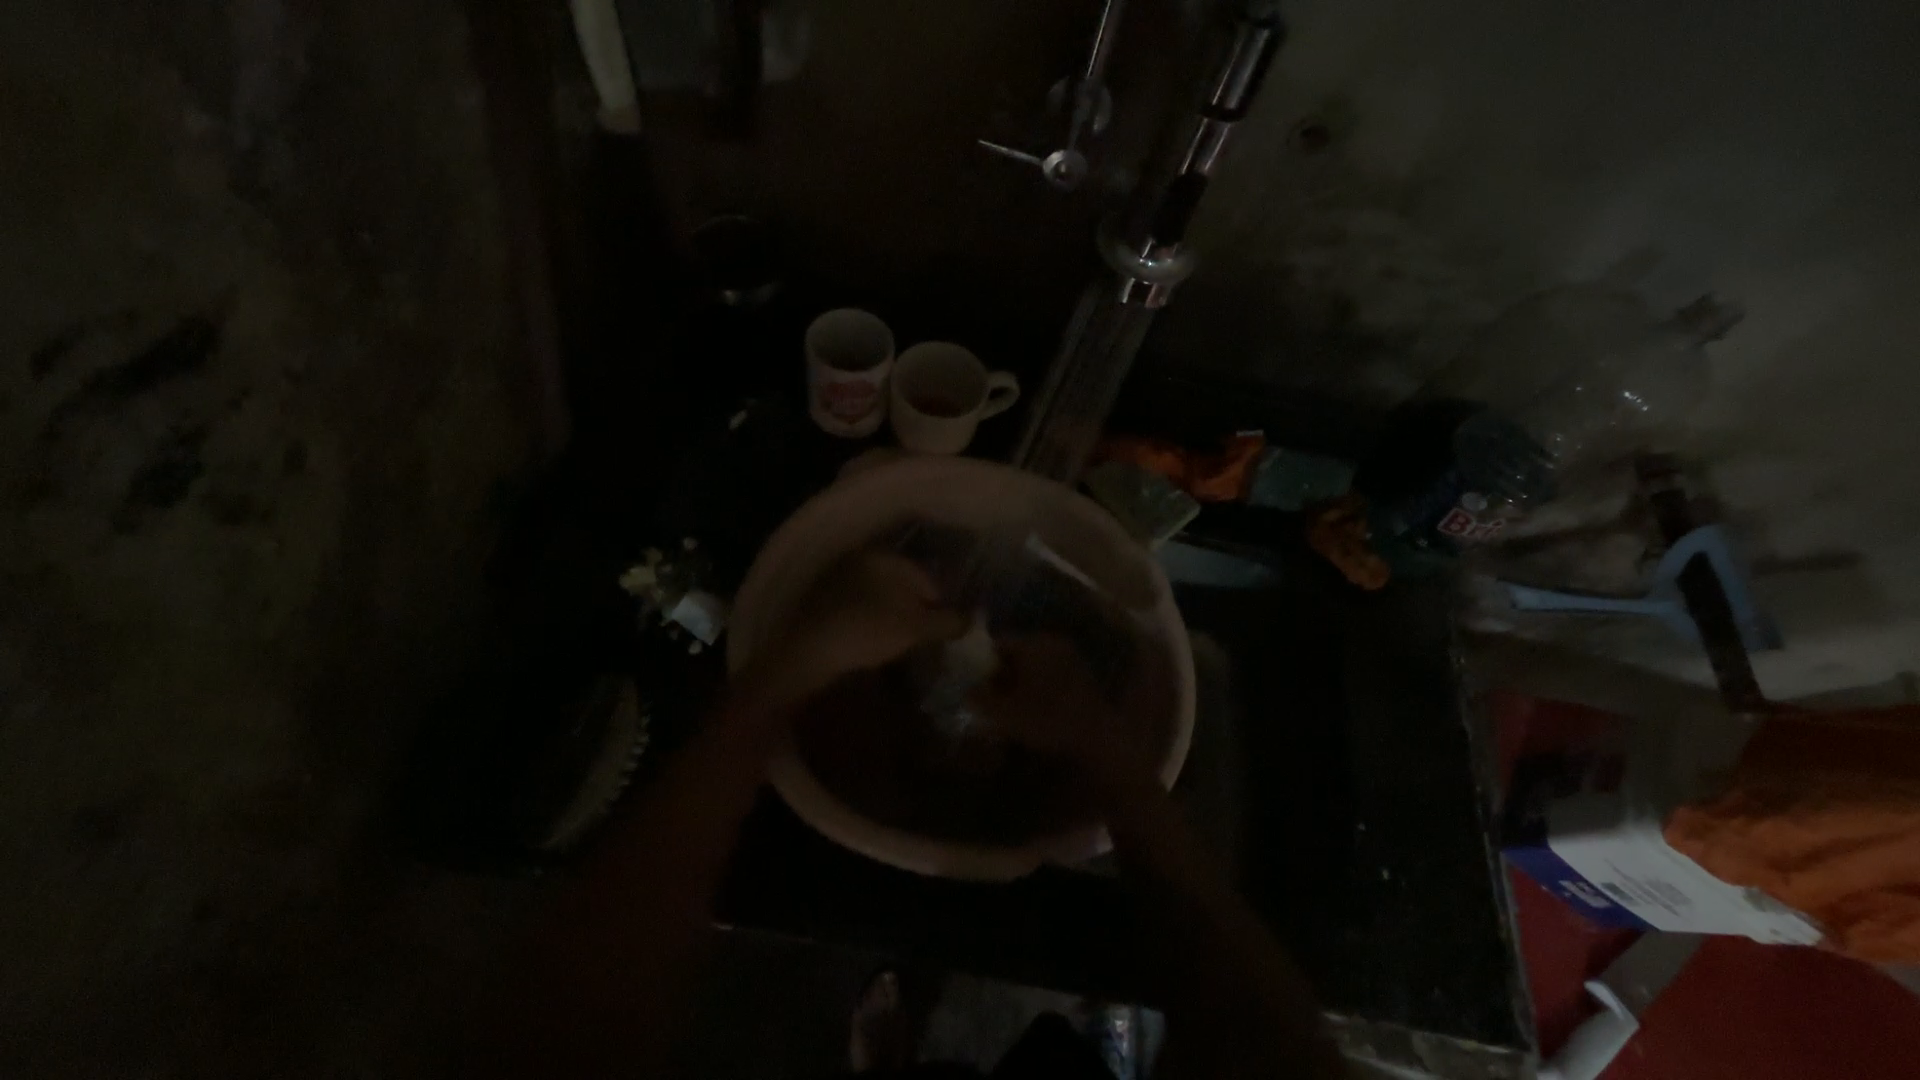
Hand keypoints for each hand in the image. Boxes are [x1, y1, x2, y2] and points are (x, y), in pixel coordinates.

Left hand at [744, 550, 967, 708]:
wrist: (808, 653)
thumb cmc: (869, 631)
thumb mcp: (916, 628)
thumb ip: (947, 621)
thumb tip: (970, 620)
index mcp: (884, 557)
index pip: (925, 577)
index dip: (940, 604)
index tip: (944, 631)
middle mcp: (858, 559)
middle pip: (900, 585)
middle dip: (914, 609)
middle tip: (923, 638)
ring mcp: (835, 579)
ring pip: (877, 597)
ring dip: (890, 617)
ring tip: (899, 644)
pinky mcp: (818, 602)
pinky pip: (855, 609)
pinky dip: (868, 623)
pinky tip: (870, 645)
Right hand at [969, 634, 1159, 788]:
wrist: (1100, 739)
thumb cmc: (1048, 720)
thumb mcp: (1005, 713)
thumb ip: (980, 699)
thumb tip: (966, 691)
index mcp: (1034, 644)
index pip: (998, 641)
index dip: (981, 660)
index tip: (972, 679)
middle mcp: (1053, 643)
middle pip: (1017, 650)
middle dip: (1000, 670)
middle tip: (987, 693)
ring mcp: (1071, 657)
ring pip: (1034, 662)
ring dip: (1019, 679)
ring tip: (1007, 703)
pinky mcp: (1082, 674)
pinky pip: (1050, 672)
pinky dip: (1037, 685)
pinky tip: (1032, 706)